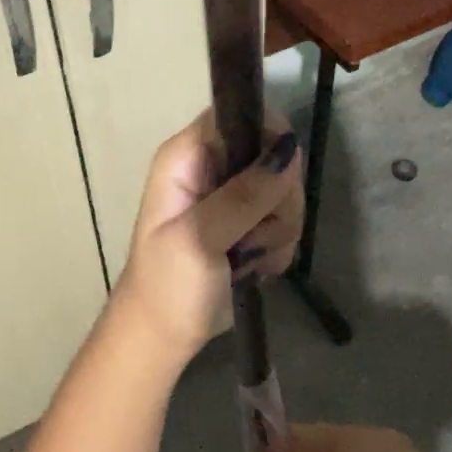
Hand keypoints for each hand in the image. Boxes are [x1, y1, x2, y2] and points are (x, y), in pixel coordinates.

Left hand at [111, 111, 302, 363]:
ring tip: (246, 258)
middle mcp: (213, 166)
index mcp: (188, 156)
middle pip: (276, 154)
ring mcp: (234, 195)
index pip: (241, 114)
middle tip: (251, 236)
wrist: (163, 336)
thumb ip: (242, 195)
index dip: (269, 138)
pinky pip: (287, 220)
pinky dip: (278, 247)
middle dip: (277, 200)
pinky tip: (255, 267)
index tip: (277, 180)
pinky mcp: (250, 222)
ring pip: (287, 191)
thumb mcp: (198, 239)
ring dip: (277, 231)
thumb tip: (287, 150)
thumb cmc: (168, 285)